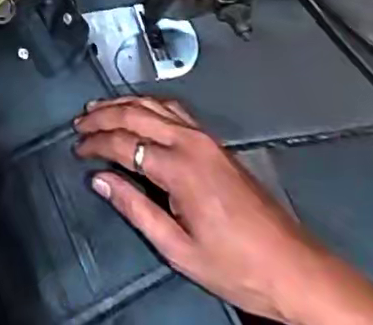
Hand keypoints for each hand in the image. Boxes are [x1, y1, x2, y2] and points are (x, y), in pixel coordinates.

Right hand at [75, 98, 372, 323]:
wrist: (294, 268)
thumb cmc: (238, 266)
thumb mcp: (179, 249)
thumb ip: (136, 209)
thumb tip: (101, 180)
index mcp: (180, 169)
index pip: (124, 143)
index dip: (95, 144)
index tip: (78, 150)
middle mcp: (191, 143)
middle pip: (135, 113)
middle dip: (102, 115)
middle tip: (79, 124)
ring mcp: (205, 139)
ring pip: (154, 104)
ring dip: (122, 104)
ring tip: (97, 109)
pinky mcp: (214, 143)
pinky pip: (172, 109)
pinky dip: (147, 104)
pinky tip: (137, 110)